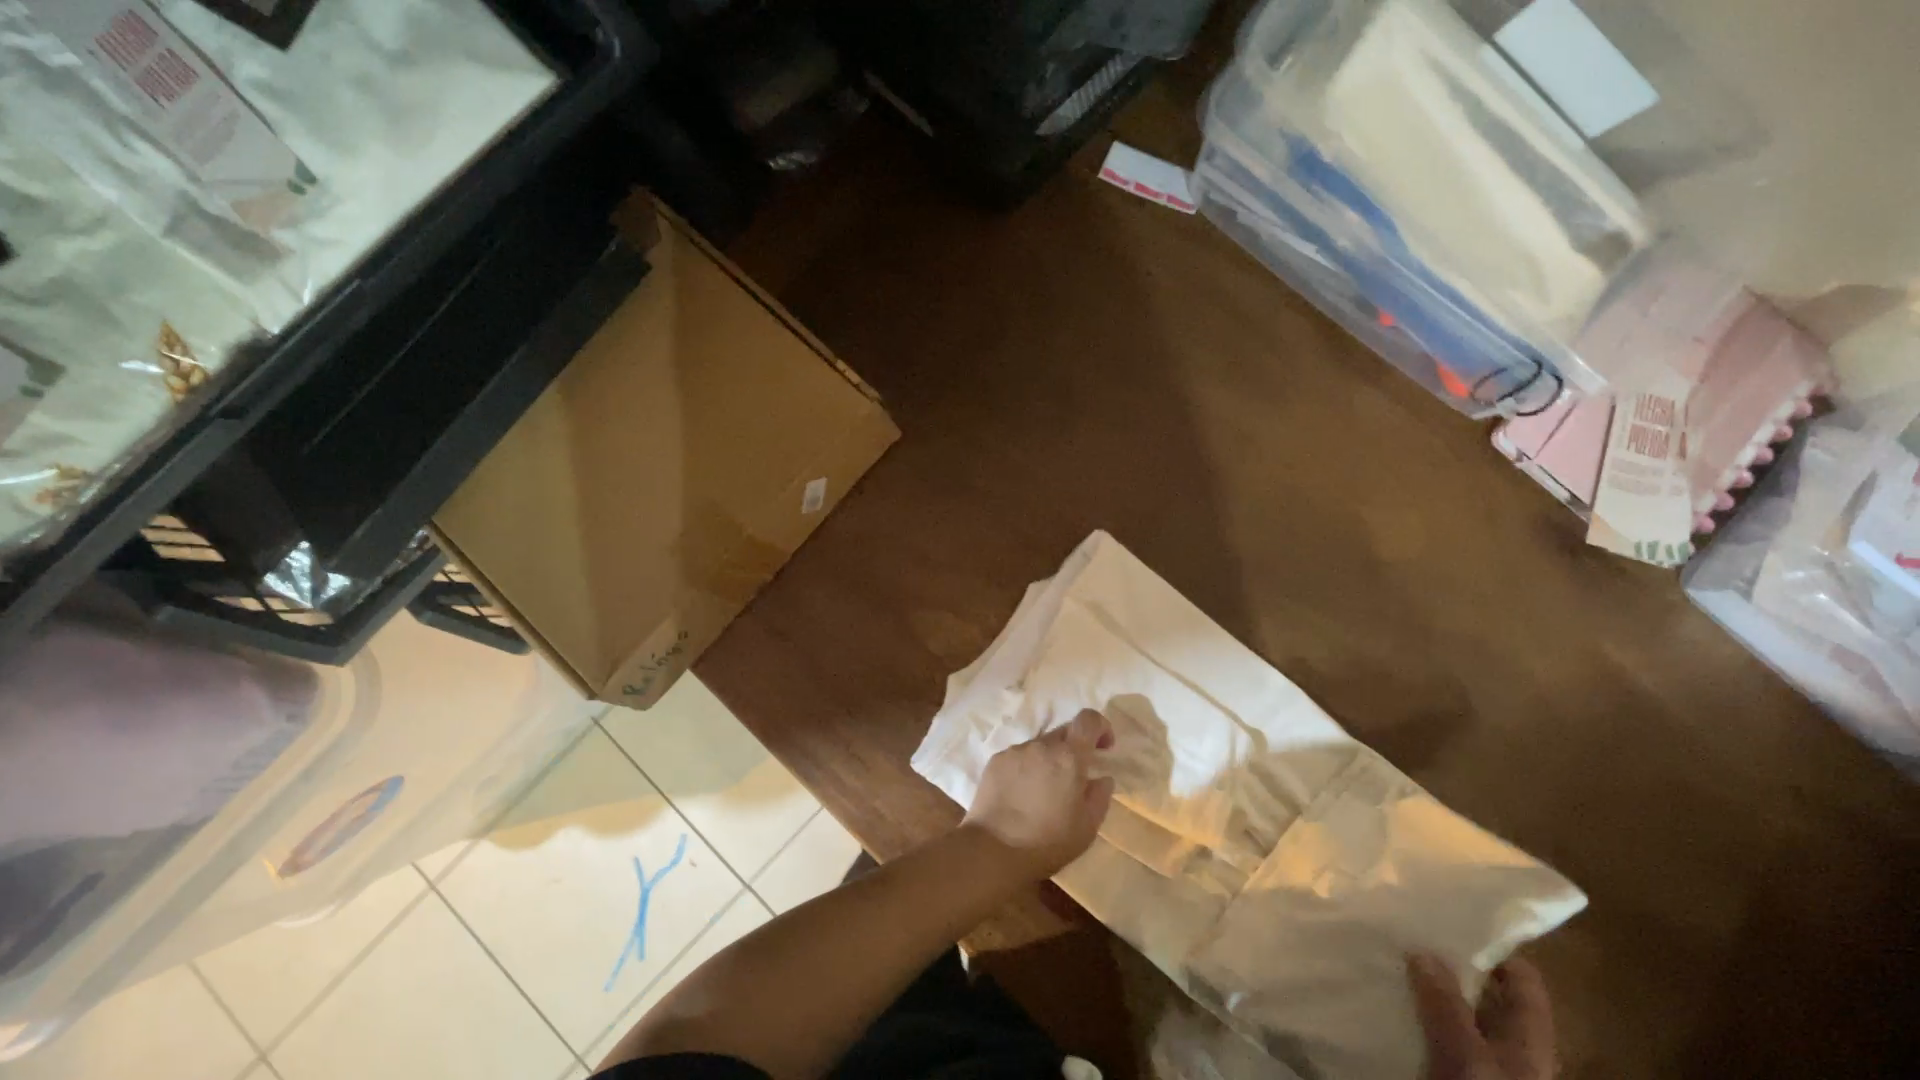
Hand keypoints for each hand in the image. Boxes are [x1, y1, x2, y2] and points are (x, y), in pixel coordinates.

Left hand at [962, 709, 1116, 880]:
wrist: (993, 850)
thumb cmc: (1048, 841)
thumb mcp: (1087, 826)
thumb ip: (1100, 796)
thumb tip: (1101, 777)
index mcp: (1069, 757)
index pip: (1088, 719)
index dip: (1100, 726)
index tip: (1103, 748)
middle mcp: (1041, 746)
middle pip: (1063, 733)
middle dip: (1073, 750)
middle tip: (1072, 780)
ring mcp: (1014, 752)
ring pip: (1039, 747)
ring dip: (1047, 761)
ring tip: (1042, 793)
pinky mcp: (995, 762)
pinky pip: (1018, 757)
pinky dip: (1026, 768)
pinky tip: (1021, 795)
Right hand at [1407, 953, 1556, 1079]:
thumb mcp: (1465, 1053)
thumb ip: (1446, 1004)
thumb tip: (1422, 950)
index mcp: (1531, 1035)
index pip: (1523, 977)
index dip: (1493, 949)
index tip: (1451, 925)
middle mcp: (1513, 1045)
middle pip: (1486, 994)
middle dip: (1450, 968)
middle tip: (1410, 944)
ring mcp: (1488, 1062)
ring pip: (1459, 1016)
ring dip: (1430, 996)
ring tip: (1395, 972)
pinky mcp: (1462, 1072)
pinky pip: (1441, 1039)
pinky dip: (1421, 1022)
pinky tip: (1394, 1010)